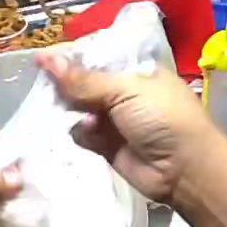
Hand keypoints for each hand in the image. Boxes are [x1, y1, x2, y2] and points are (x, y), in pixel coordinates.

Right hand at [39, 53, 217, 204]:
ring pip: (78, 109)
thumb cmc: (163, 118)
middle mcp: (124, 93)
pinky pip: (82, 134)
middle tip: (45, 84)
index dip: (71, 57)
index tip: (43, 59)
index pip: (97, 57)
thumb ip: (84, 79)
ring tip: (75, 110)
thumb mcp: (126, 90)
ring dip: (72, 109)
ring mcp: (115, 120)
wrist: (184, 168)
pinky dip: (81, 133)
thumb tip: (46, 59)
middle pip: (84, 83)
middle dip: (66, 84)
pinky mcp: (107, 146)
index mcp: (136, 71)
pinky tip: (89, 132)